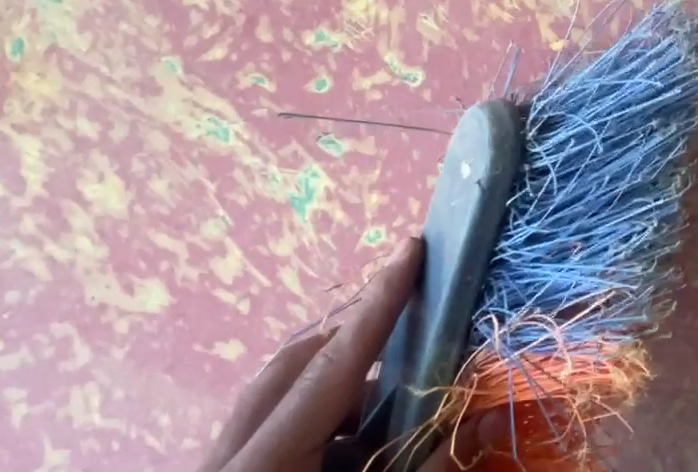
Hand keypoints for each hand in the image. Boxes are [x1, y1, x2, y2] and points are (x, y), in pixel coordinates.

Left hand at [198, 237, 466, 471]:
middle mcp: (227, 462)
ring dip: (340, 378)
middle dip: (355, 332)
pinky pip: (272, 427)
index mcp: (260, 469)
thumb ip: (421, 471)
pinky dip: (321, 417)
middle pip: (291, 367)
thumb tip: (479, 425)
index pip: (333, 367)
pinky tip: (355, 441)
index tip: (412, 247)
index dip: (379, 305)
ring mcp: (218, 469)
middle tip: (413, 312)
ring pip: (275, 395)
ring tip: (391, 390)